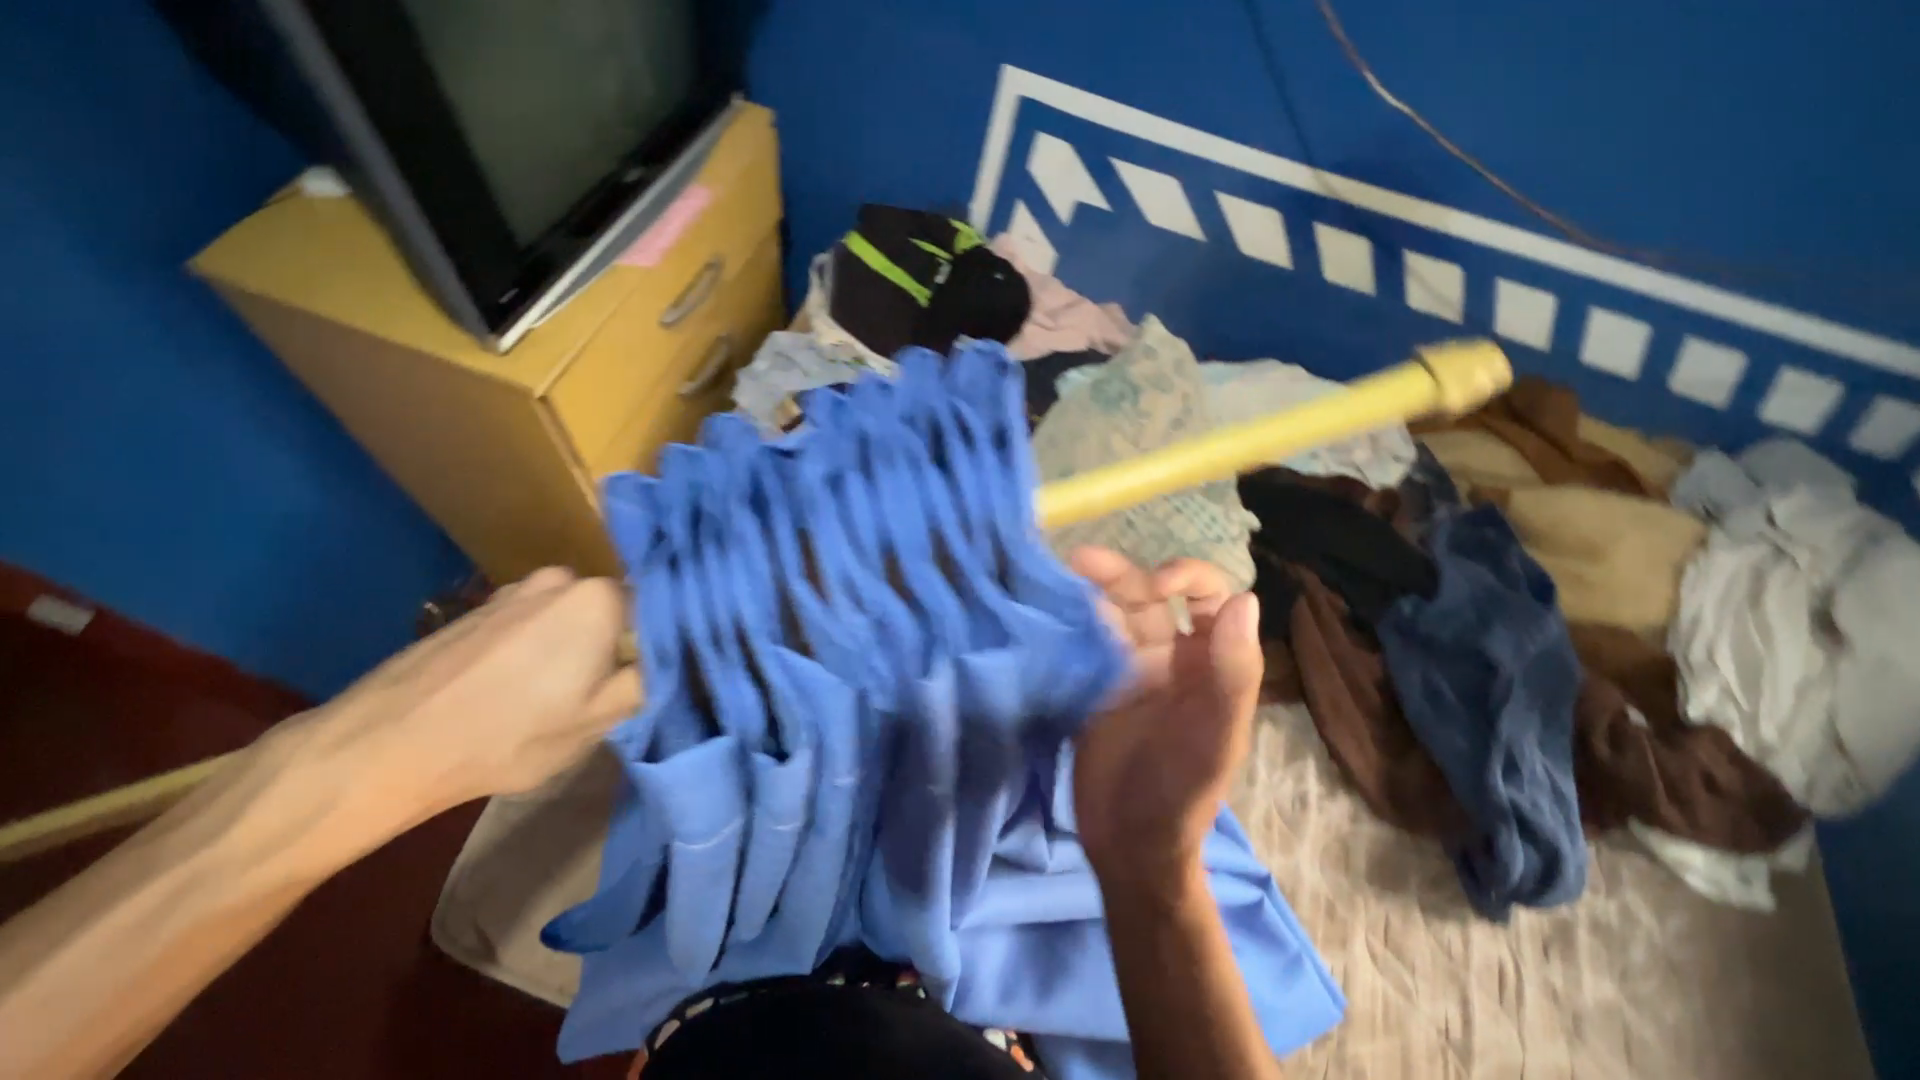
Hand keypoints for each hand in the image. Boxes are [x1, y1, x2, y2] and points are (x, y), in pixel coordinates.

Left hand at [263, 568, 641, 850]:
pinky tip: (519, 690)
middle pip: (614, 611)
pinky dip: (537, 650)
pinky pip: (531, 624)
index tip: (660, 677)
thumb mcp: (598, 721)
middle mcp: (559, 580)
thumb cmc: (509, 735)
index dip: (663, 645)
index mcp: (598, 598)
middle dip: (618, 645)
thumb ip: (650, 680)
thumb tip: (681, 657)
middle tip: (610, 693)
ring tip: (560, 696)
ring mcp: (513, 591)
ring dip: (576, 648)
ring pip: (570, 618)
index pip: (659, 610)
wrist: (388, 744)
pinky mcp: (477, 610)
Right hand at [1070, 548, 1263, 892]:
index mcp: (1211, 662)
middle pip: (1149, 596)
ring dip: (1090, 589)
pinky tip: (1048, 606)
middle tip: (1083, 560)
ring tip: (1061, 570)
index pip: (1208, 596)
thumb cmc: (1183, 791)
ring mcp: (1127, 670)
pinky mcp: (1091, 686)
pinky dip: (1068, 621)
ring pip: (1110, 613)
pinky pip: (1082, 642)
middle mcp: (1170, 656)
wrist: (1130, 843)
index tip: (1156, 585)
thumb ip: (1233, 671)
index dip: (1186, 576)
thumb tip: (1245, 598)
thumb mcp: (1217, 733)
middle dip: (1122, 574)